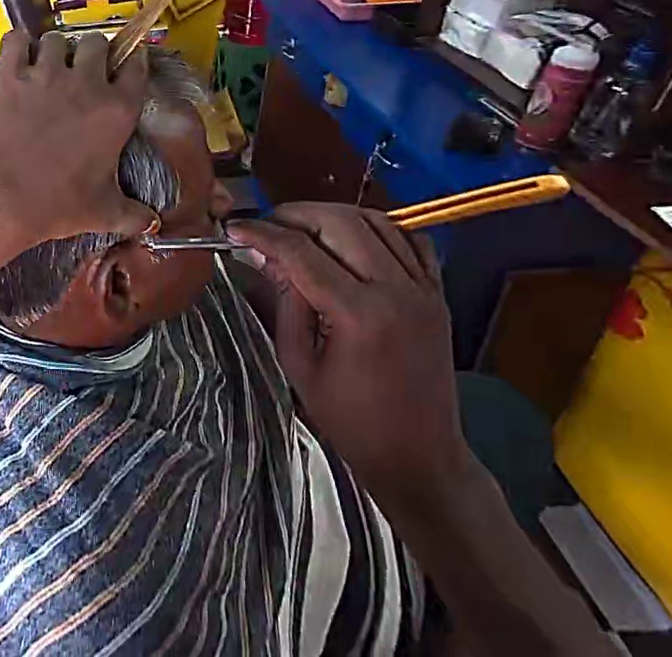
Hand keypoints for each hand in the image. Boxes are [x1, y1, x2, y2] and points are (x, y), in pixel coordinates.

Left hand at [0, 30, 155, 253]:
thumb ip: (131, 214)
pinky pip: (16, 40)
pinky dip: (17, 43)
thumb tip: (148, 224)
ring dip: (55, 48)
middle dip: (92, 52)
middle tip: (83, 68)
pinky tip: (17, 54)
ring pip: (57, 39)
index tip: (129, 63)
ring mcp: (45, 75)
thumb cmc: (53, 204)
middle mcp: (85, 84)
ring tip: (48, 63)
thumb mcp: (101, 212)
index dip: (133, 63)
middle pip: (97, 43)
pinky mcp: (9, 76)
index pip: (136, 69)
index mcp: (116, 111)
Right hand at [228, 204, 468, 490]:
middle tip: (267, 228)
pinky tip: (351, 239)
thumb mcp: (299, 364)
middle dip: (295, 215)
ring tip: (302, 229)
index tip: (234, 229)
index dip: (262, 233)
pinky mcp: (437, 293)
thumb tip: (266, 255)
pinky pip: (410, 239)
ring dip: (332, 216)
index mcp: (358, 314)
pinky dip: (377, 228)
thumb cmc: (350, 420)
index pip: (301, 251)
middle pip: (340, 222)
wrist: (420, 456)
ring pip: (376, 221)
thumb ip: (284, 303)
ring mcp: (423, 288)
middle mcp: (396, 290)